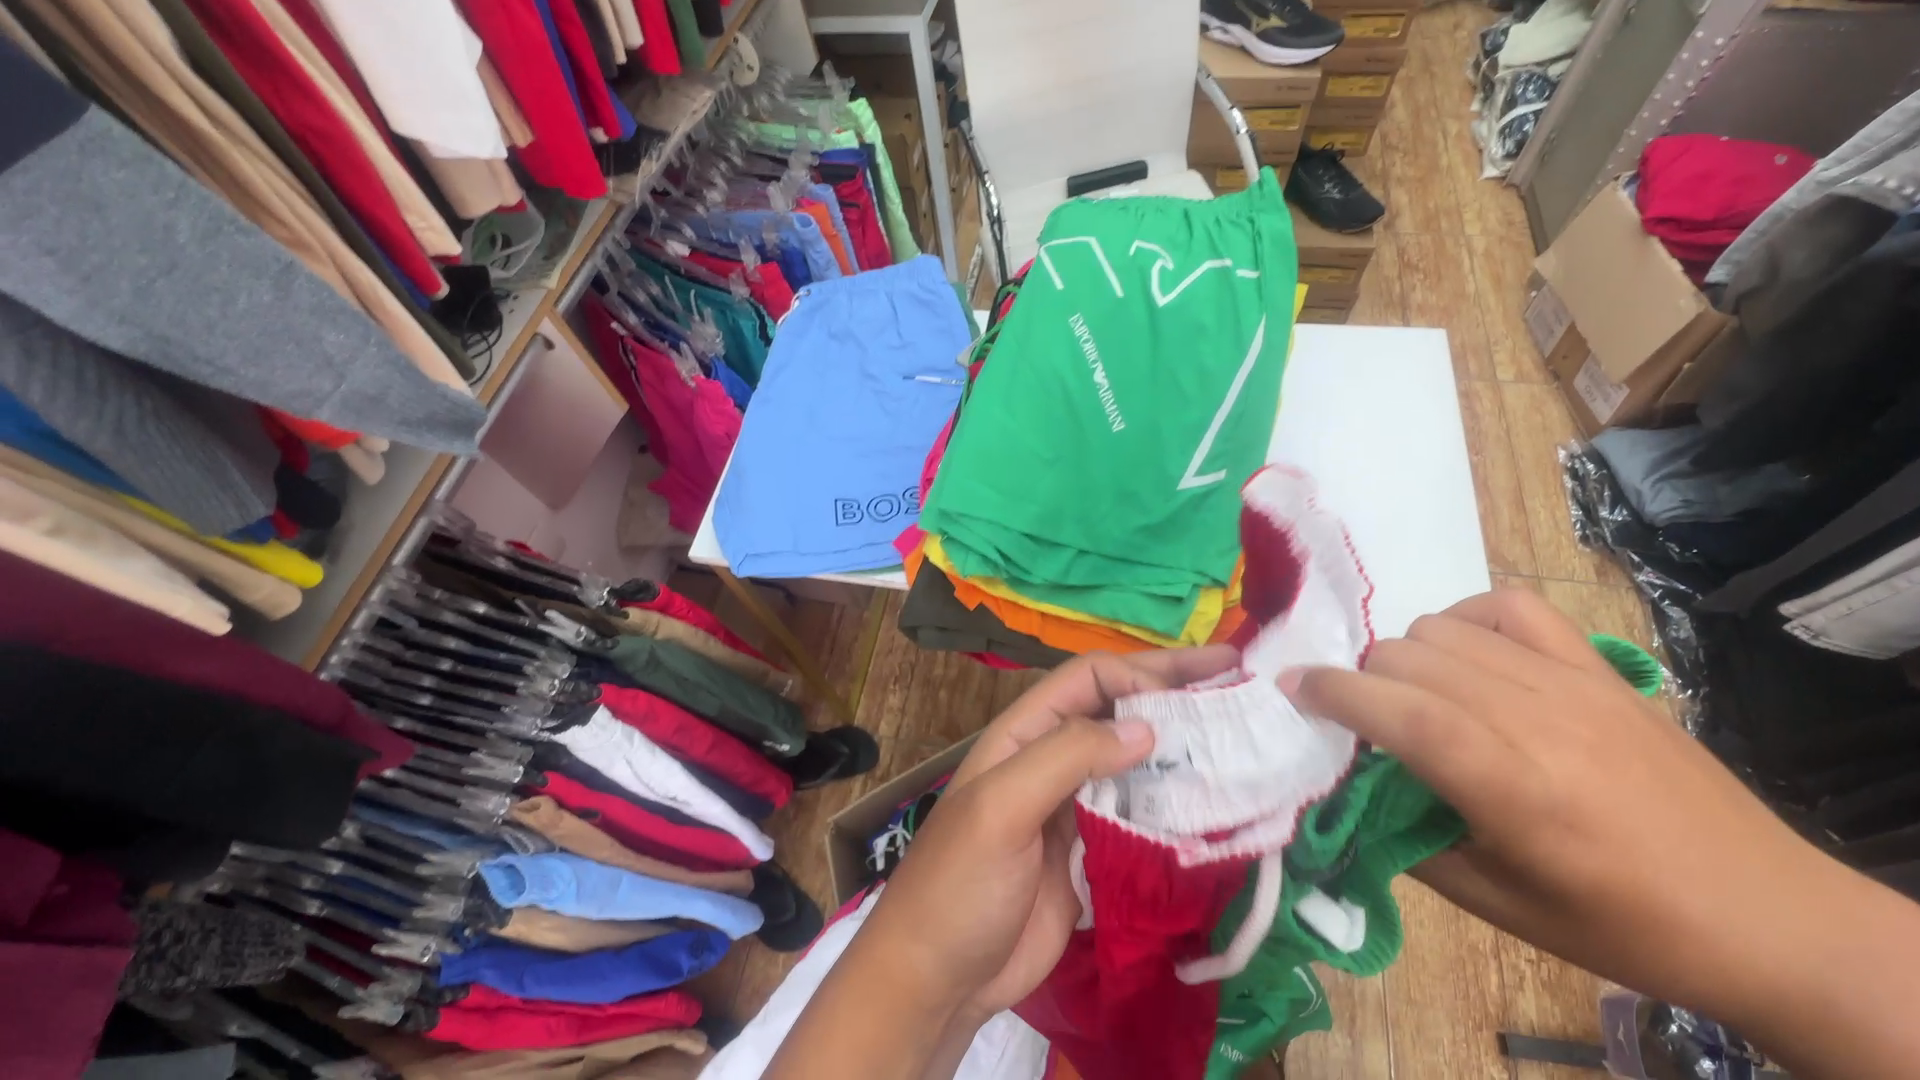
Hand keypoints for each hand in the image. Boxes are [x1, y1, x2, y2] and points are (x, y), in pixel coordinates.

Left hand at [869, 646, 1238, 1018]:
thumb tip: (1145, 727)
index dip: (1139, 673)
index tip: (1194, 690)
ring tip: (1240, 737)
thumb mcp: (1001, 808)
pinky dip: (1175, 802)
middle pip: (1116, 710)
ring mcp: (1073, 808)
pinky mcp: (1092, 853)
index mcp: (1022, 735)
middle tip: (1237, 678)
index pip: (1087, 679)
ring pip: (1134, 761)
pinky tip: (1214, 801)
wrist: (940, 977)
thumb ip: (1066, 757)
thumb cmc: (960, 885)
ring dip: (1181, 746)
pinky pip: (1139, 814)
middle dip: (1171, 690)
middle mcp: (1051, 761)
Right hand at [1287, 589, 1919, 1077]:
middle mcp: (1537, 719)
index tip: (1290, 691)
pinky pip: (1512, 607)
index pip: (1397, 712)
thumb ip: (1408, 838)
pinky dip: (1467, 618)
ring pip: (1446, 628)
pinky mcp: (1601, 670)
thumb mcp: (1497, 905)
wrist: (1765, 914)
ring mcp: (1573, 684)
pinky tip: (1465, 654)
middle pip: (1409, 658)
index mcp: (1512, 788)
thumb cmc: (1620, 926)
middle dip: (1363, 680)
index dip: (1330, 692)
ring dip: (1406, 655)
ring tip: (1412, 695)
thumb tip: (1345, 788)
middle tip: (1362, 722)